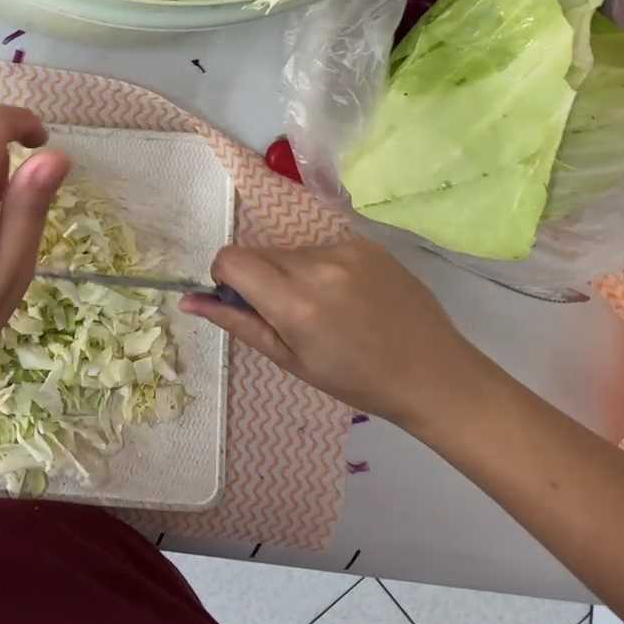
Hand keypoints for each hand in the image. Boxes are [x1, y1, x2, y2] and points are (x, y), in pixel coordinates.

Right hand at [180, 240, 491, 426]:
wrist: (436, 376)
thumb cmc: (356, 380)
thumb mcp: (289, 359)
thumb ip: (237, 323)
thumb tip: (187, 300)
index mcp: (295, 300)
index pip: (230, 259)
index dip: (225, 278)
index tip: (244, 302)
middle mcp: (317, 265)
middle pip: (257, 253)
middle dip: (259, 278)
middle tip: (288, 314)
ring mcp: (345, 250)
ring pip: (287, 250)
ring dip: (289, 272)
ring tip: (325, 308)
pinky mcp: (366, 243)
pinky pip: (319, 246)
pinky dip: (319, 267)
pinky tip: (347, 297)